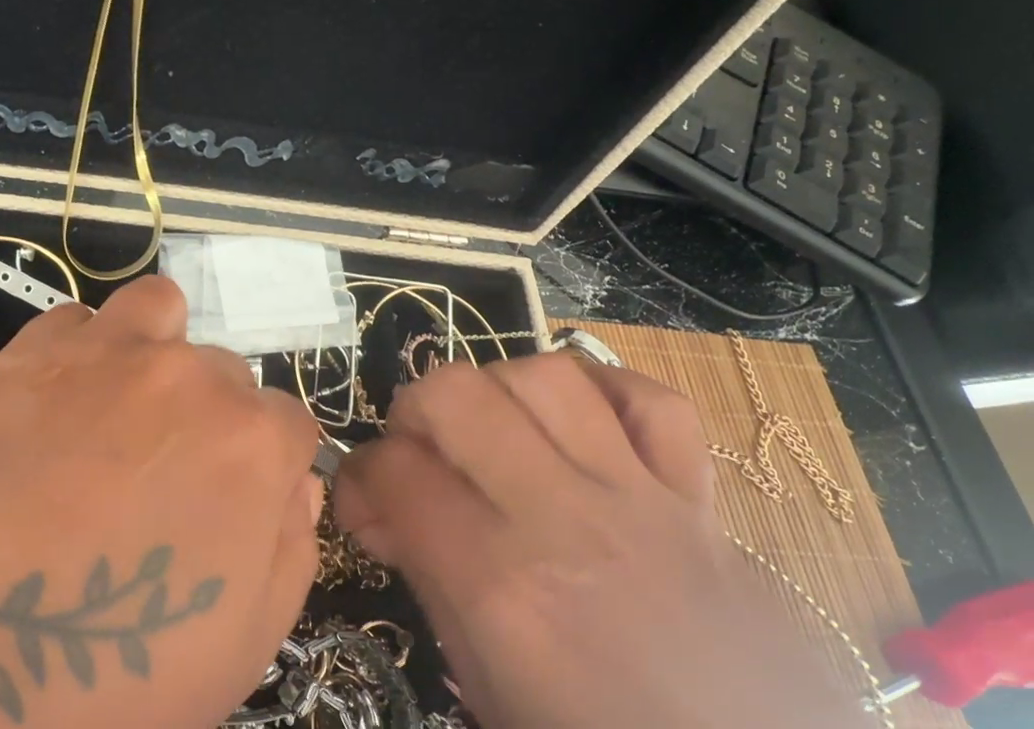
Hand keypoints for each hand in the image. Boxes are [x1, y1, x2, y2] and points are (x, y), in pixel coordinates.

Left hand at [0, 275, 320, 728]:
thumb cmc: (113, 662)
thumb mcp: (243, 643)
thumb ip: (289, 549)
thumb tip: (294, 483)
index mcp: (253, 442)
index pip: (287, 423)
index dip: (263, 465)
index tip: (226, 499)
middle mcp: (187, 375)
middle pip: (220, 371)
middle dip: (206, 416)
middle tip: (156, 473)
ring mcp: (104, 351)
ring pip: (156, 309)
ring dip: (154, 346)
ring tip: (120, 403)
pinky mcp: (28, 349)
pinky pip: (74, 319)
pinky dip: (79, 347)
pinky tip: (56, 398)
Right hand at [334, 353, 862, 728]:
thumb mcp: (481, 683)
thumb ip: (428, 579)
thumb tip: (383, 511)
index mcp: (500, 584)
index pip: (396, 470)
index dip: (360, 476)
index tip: (366, 506)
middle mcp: (564, 521)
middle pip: (459, 394)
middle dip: (415, 412)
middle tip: (420, 455)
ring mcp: (640, 502)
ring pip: (548, 377)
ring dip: (498, 391)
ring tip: (490, 432)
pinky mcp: (700, 502)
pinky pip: (653, 403)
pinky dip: (604, 393)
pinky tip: (575, 423)